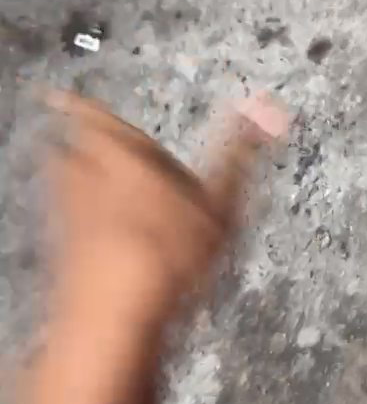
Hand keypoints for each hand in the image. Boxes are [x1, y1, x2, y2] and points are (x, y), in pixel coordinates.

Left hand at [44, 92, 285, 331]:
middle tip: (104, 135)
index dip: (80, 105)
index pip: (93, 120)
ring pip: (71, 175)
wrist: (114, 310)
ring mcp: (69, 210)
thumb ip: (242, 148)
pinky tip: (120, 215)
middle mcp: (83, 178)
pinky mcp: (65, 238)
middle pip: (78, 147)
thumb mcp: (224, 196)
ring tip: (115, 171)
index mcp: (121, 159)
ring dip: (88, 168)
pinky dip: (91, 199)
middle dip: (91, 141)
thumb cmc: (172, 250)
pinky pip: (75, 204)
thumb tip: (266, 105)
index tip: (64, 93)